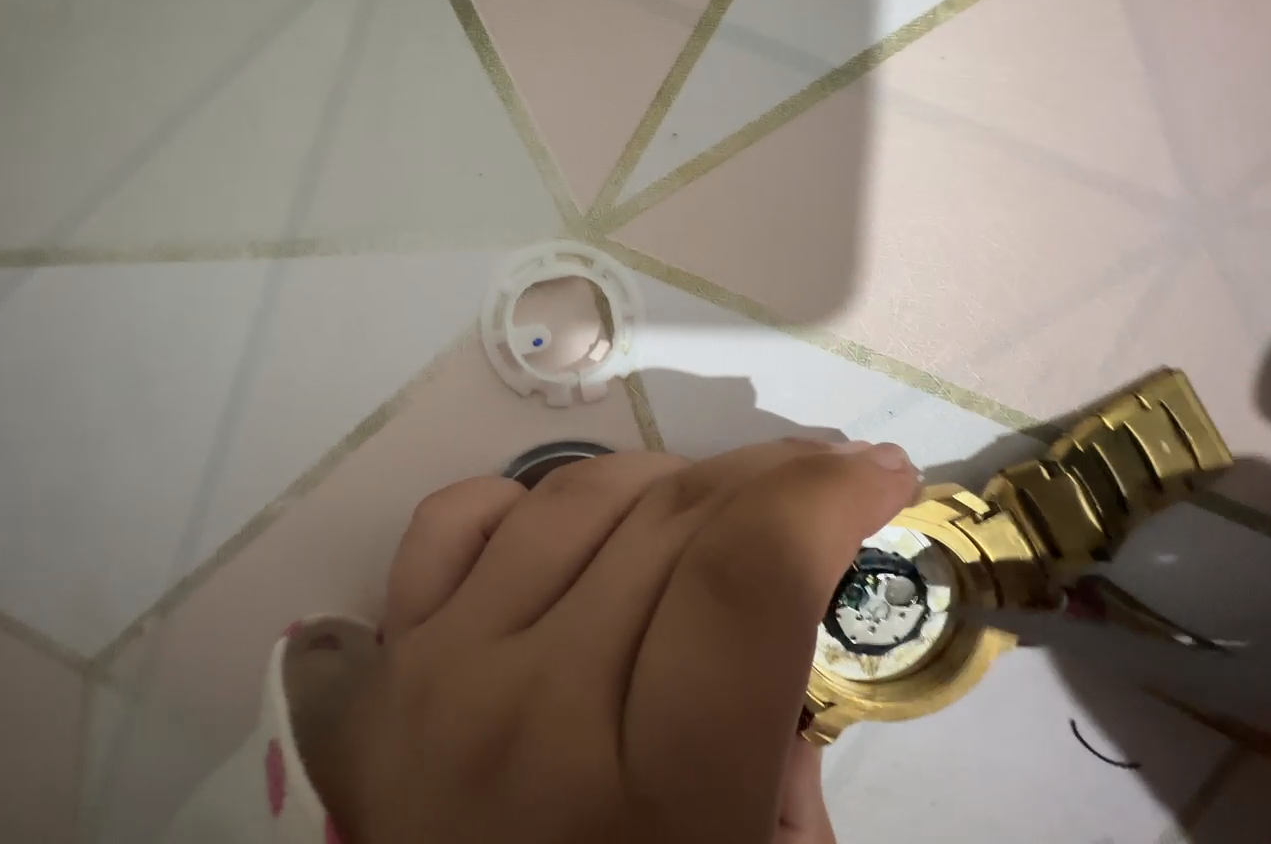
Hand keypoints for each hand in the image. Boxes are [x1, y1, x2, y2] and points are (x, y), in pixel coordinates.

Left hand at [302, 439, 917, 843]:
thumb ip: (786, 771)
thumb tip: (784, 630)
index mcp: (656, 796)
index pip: (743, 582)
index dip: (825, 499)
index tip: (879, 474)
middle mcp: (537, 708)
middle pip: (669, 522)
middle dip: (768, 474)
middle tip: (816, 474)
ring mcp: (444, 666)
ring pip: (572, 498)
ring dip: (663, 476)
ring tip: (707, 499)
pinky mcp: (390, 652)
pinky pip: (455, 518)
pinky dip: (526, 497)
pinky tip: (568, 527)